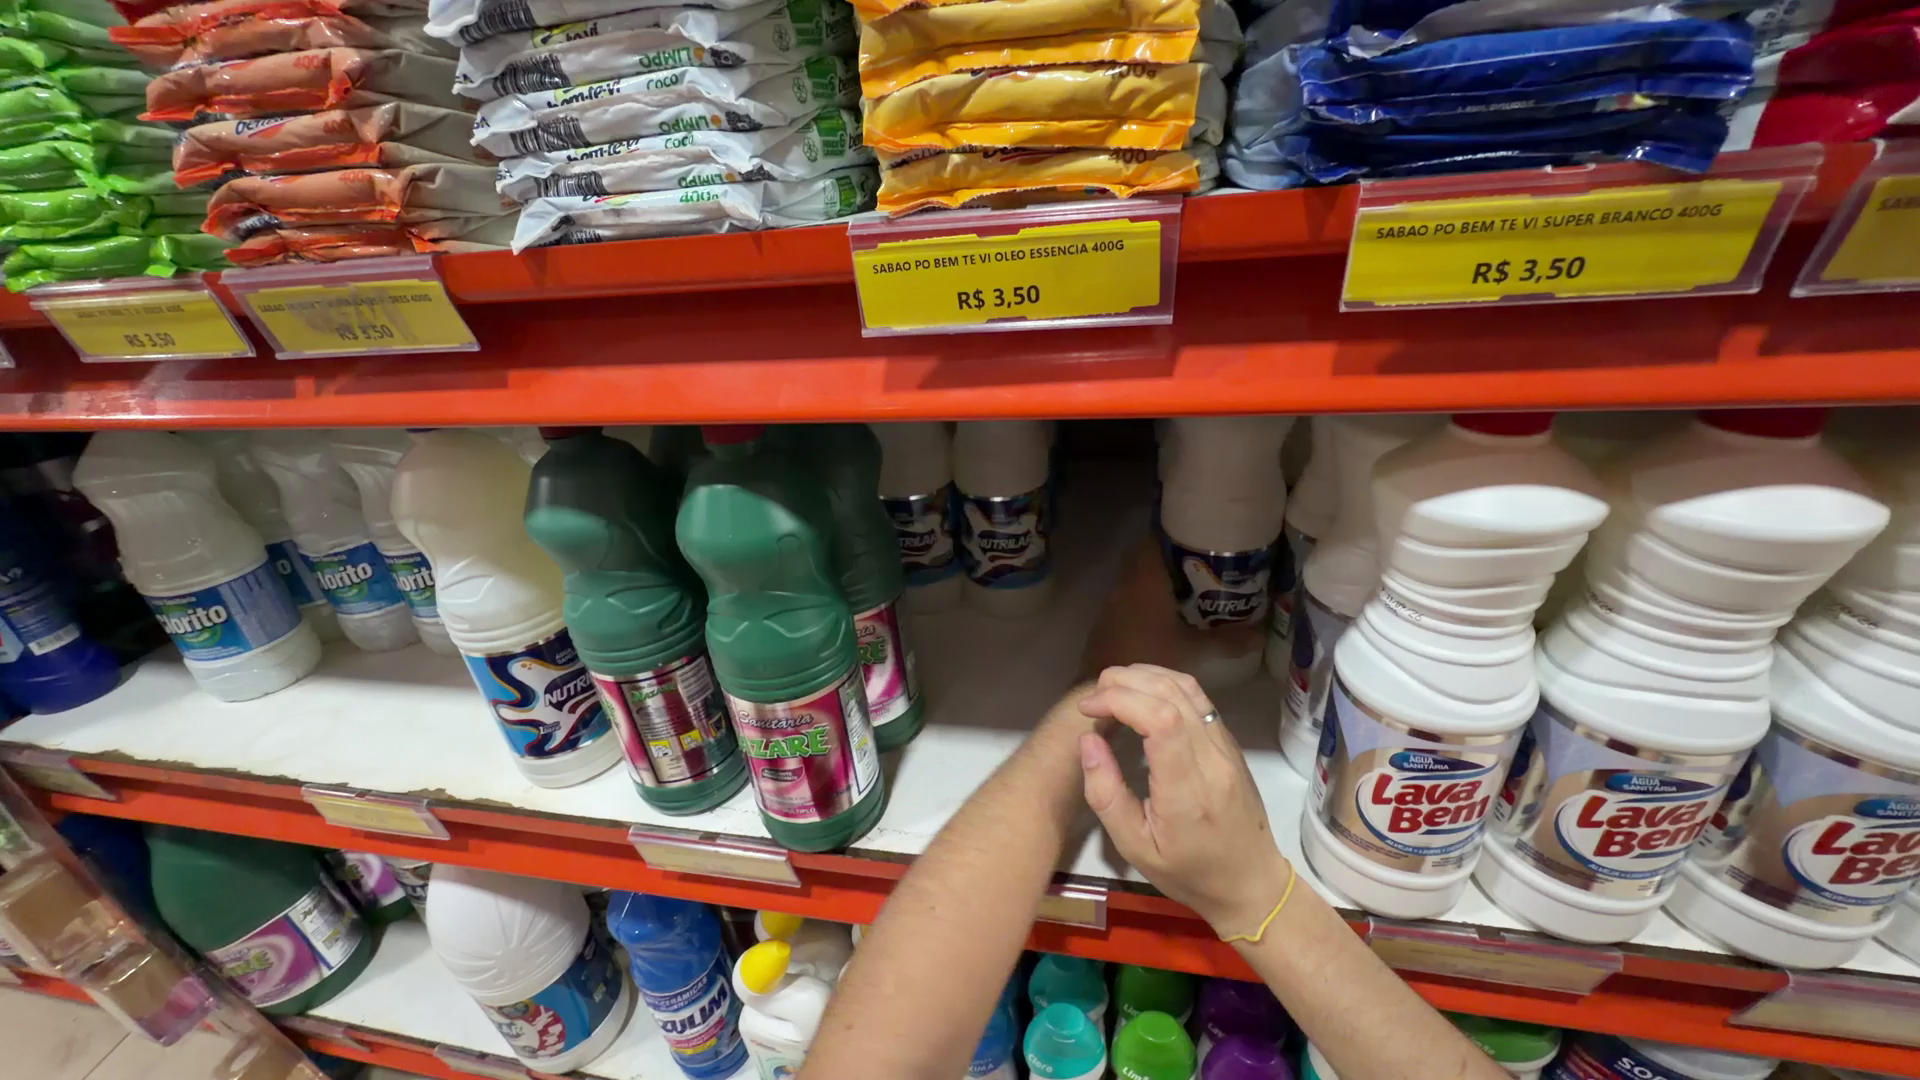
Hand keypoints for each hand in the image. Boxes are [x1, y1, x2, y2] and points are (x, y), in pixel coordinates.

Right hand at [1077, 664, 1290, 935]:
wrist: (1251, 884)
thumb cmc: (1188, 872)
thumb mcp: (1134, 847)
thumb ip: (1105, 794)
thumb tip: (1088, 740)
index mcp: (1187, 791)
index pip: (1160, 720)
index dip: (1120, 700)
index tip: (1089, 710)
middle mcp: (1212, 760)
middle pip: (1171, 694)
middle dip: (1124, 682)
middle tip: (1094, 698)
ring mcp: (1226, 747)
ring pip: (1187, 688)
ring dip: (1144, 675)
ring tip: (1112, 688)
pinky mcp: (1229, 742)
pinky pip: (1198, 698)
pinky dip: (1164, 683)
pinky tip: (1141, 692)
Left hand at [1080, 537, 1263, 678]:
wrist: (1105, 686)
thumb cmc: (1152, 659)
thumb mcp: (1195, 650)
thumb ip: (1228, 640)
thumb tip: (1260, 634)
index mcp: (1145, 582)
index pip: (1152, 542)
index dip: (1170, 534)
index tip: (1194, 536)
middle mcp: (1124, 586)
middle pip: (1143, 558)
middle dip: (1167, 558)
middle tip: (1198, 564)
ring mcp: (1111, 604)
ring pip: (1133, 579)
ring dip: (1154, 579)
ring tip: (1186, 587)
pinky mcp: (1106, 621)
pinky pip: (1126, 598)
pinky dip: (1143, 599)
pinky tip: (1163, 614)